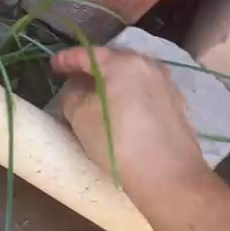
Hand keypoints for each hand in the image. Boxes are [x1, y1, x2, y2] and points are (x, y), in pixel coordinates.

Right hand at [50, 46, 212, 209]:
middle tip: (72, 79)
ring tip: (96, 96)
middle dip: (91, 69)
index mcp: (123, 64)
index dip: (67, 59)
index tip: (53, 65)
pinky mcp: (176, 106)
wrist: (169, 176)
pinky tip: (120, 111)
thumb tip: (76, 92)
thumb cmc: (118, 142)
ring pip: (131, 77)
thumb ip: (71, 97)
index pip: (88, 54)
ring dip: (111, 83)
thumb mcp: (80, 118)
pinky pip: (144, 92)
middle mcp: (148, 67)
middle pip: (113, 61)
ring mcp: (166, 85)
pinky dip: (128, 95)